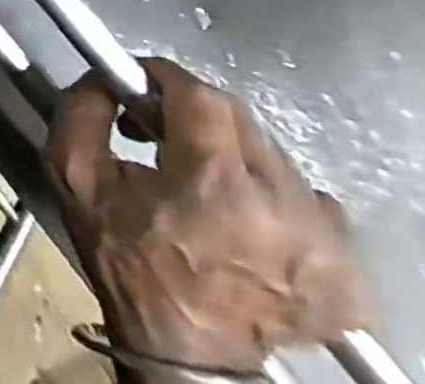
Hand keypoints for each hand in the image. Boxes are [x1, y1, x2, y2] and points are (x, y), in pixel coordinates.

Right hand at [46, 58, 371, 373]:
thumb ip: (80, 114)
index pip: (202, 97)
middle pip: (243, 123)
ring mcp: (329, 246)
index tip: (140, 79)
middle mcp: (285, 209)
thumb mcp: (72, 176)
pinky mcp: (352, 274)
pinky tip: (240, 217)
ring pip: (277, 161)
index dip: (166, 77)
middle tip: (155, 128)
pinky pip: (313, 206)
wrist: (181, 346)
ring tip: (195, 178)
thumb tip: (105, 79)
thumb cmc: (120, 256)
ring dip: (231, 154)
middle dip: (193, 114)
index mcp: (214, 185)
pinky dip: (273, 198)